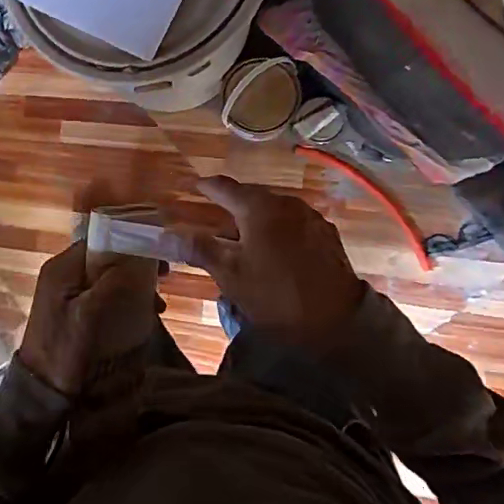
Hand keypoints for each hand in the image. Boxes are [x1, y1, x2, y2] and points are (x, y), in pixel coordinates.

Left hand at [16, 240, 161, 396]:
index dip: (133, 243)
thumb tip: (142, 251)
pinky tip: (142, 317)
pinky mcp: (72, 312)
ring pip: (107, 276)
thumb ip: (116, 279)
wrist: (43, 393)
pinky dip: (123, 301)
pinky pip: (103, 295)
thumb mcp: (94, 313)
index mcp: (63, 267)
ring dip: (132, 286)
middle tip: (162, 281)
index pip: (104, 238)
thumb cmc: (67, 351)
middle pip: (107, 256)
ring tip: (156, 304)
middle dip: (136, 267)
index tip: (160, 258)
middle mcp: (63, 274)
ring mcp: (66, 293)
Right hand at [176, 176, 365, 348]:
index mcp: (259, 208)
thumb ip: (200, 248)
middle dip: (233, 206)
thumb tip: (168, 234)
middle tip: (217, 222)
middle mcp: (287, 203)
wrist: (334, 317)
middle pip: (252, 197)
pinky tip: (276, 251)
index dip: (207, 186)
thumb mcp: (230, 274)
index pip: (225, 187)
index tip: (196, 186)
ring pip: (275, 211)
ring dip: (257, 220)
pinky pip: (294, 224)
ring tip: (245, 241)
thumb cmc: (274, 294)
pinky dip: (279, 230)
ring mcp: (311, 217)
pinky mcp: (327, 235)